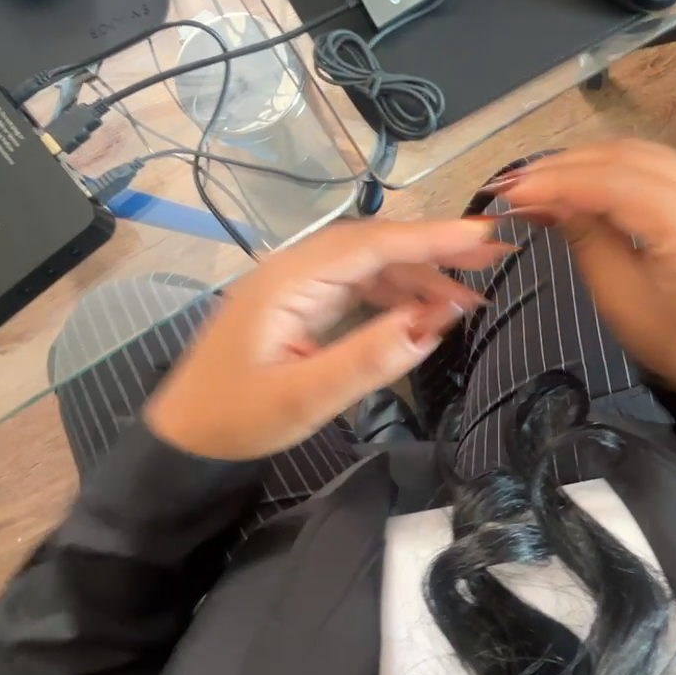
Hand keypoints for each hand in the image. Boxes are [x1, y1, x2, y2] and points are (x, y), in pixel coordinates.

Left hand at [142, 219, 512, 460]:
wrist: (183, 438)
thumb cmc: (236, 419)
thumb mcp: (305, 397)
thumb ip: (369, 360)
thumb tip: (434, 324)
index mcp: (290, 281)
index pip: (372, 245)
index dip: (431, 237)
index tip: (484, 236)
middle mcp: (294, 269)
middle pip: (374, 244)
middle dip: (433, 247)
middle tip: (492, 255)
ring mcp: (295, 285)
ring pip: (368, 264)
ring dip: (417, 275)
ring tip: (468, 297)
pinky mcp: (299, 305)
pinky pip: (356, 287)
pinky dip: (394, 295)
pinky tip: (422, 311)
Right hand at [492, 140, 675, 394]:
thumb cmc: (669, 337)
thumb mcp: (617, 294)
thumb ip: (584, 236)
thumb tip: (540, 198)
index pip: (622, 187)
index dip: (563, 182)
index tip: (515, 191)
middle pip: (629, 160)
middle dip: (566, 167)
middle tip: (515, 182)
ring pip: (636, 152)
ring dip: (581, 161)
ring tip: (535, 178)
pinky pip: (649, 161)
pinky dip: (605, 165)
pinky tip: (571, 176)